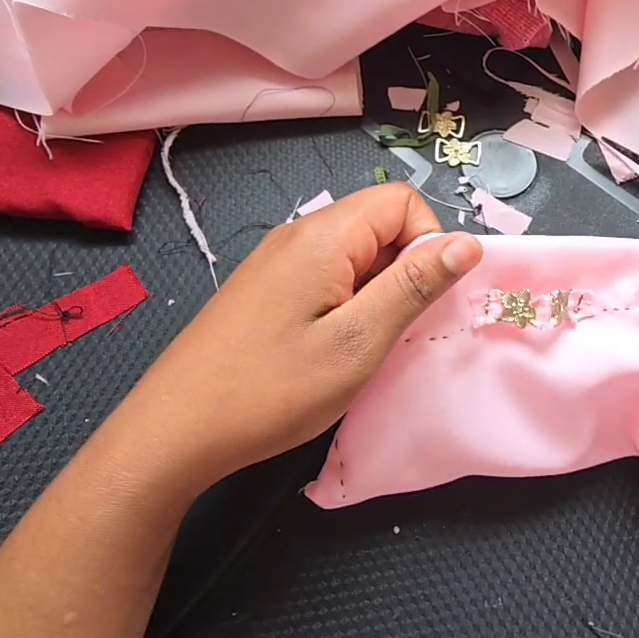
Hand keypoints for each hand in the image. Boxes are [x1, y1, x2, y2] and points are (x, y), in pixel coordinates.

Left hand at [105, 183, 481, 494]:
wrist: (170, 435)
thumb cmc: (270, 389)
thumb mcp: (357, 341)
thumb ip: (414, 286)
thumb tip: (468, 243)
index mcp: (324, 236)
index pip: (403, 202)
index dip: (428, 243)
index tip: (420, 301)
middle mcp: (299, 235)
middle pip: (379, 225)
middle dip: (404, 271)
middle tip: (390, 332)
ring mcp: (277, 261)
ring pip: (355, 255)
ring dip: (376, 293)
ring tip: (360, 346)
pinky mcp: (265, 289)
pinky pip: (327, 276)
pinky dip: (347, 304)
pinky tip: (329, 350)